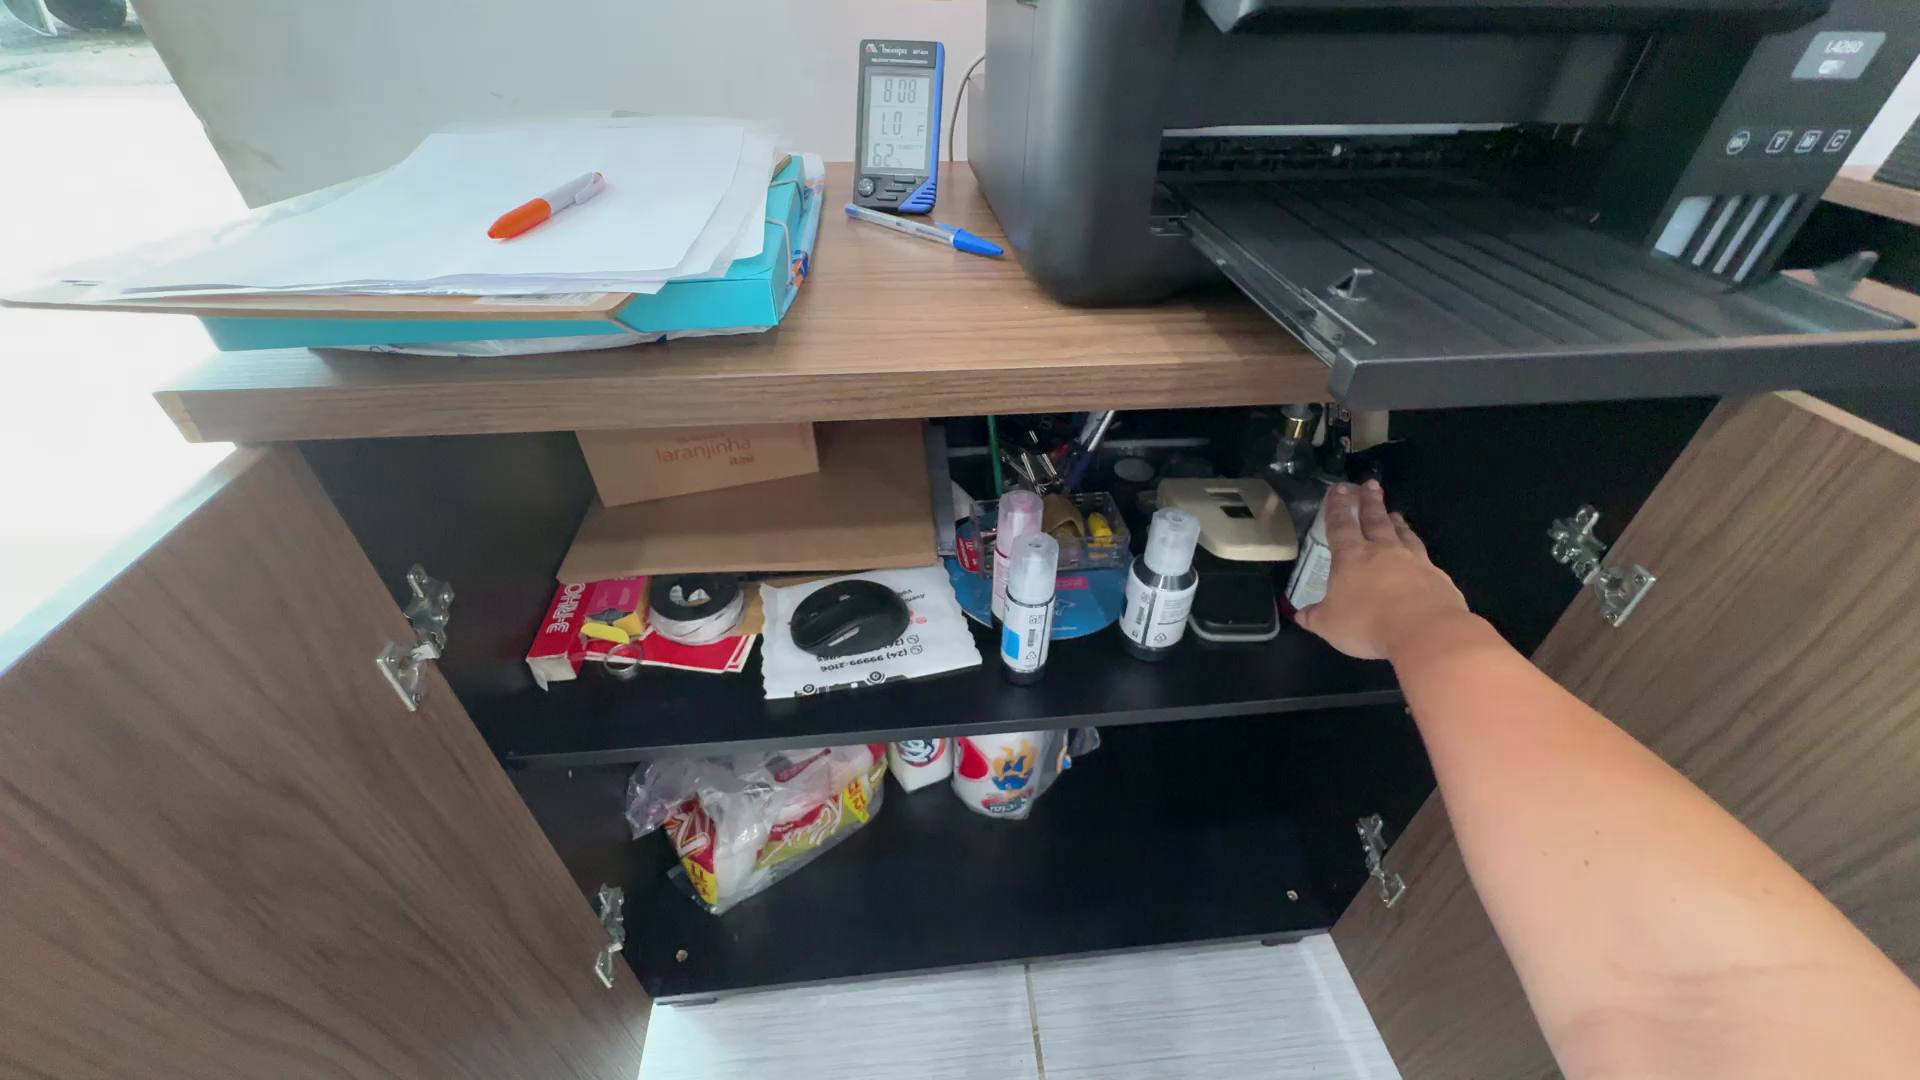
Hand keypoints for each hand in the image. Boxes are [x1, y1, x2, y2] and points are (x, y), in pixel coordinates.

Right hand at [1295, 480, 1470, 660]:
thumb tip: (1301, 614)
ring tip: (1394, 513)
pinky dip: (1416, 548)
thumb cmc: (1367, 623)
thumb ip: (1314, 616)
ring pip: (1402, 534)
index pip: (1340, 525)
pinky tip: (1418, 553)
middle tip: (1370, 485)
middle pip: (1374, 520)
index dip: (1336, 507)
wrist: (1426, 631)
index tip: (1338, 489)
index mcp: (1351, 557)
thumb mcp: (1328, 624)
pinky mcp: (1436, 577)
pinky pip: (1423, 556)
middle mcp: (1382, 551)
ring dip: (1397, 522)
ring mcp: (1413, 561)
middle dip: (1369, 502)